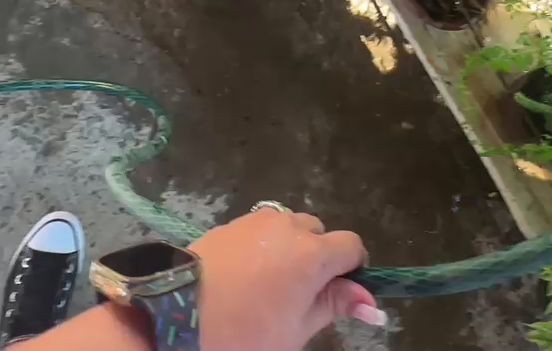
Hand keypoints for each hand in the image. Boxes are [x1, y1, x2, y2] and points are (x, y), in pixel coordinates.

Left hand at [187, 206, 384, 350]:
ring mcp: (260, 219)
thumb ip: (334, 305)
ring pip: (291, 226)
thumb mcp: (295, 330)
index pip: (352, 244)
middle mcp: (290, 225)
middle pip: (320, 232)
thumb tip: (371, 301)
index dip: (352, 268)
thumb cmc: (246, 332)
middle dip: (318, 258)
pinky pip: (264, 227)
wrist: (180, 313)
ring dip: (292, 247)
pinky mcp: (235, 221)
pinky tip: (247, 273)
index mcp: (312, 253)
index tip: (339, 292)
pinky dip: (266, 244)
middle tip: (299, 295)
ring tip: (271, 284)